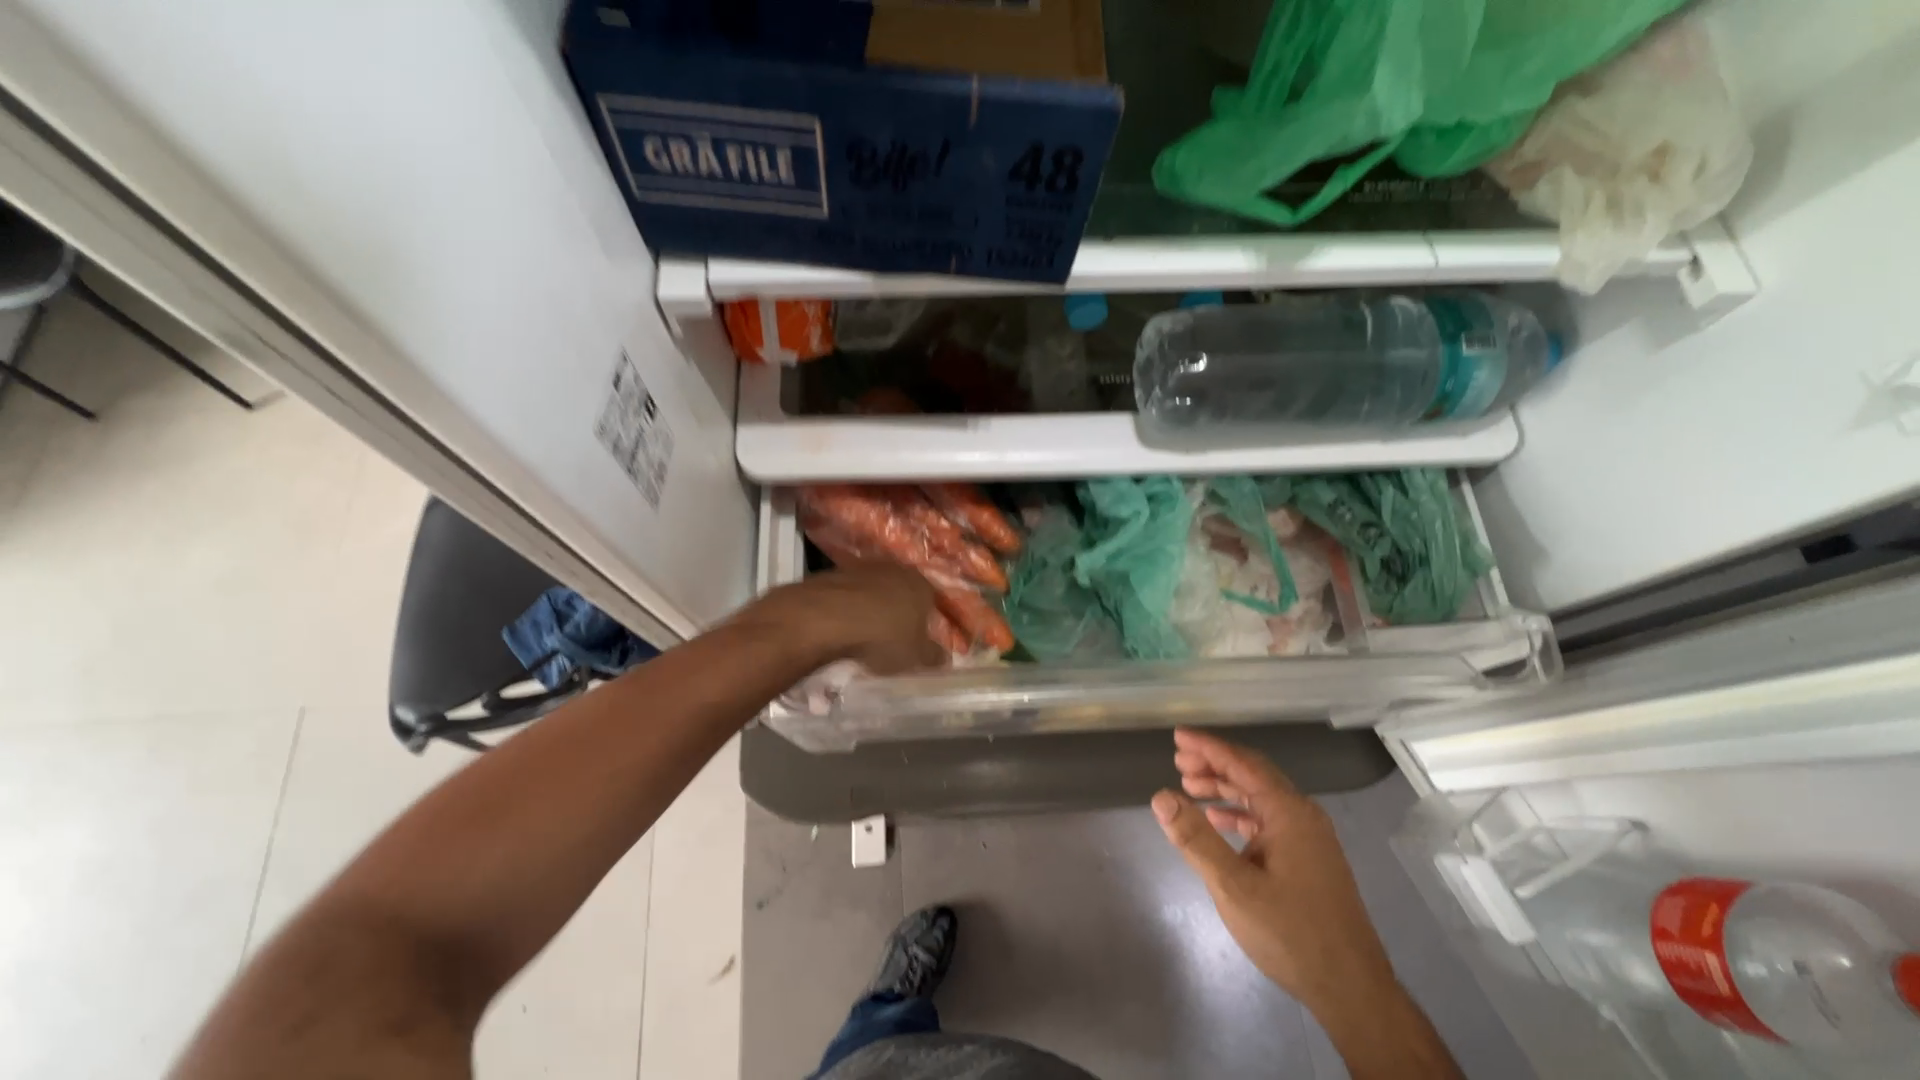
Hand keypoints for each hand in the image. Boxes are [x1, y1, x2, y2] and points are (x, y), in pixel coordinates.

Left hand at [755, 561, 945, 675]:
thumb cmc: (883, 637)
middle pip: (902, 593)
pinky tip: (841, 629)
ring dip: (871, 610)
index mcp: (921, 584)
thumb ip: (933, 656)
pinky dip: (847, 609)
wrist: (825, 618)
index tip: (921, 641)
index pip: (933, 601)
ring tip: (865, 635)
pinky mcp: (831, 574)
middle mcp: (894, 569)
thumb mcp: (915, 657)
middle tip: (894, 639)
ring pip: (873, 591)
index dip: (928, 622)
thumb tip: (944, 657)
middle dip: (899, 613)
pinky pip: (847, 596)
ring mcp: (860, 568)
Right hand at [1151, 729, 1397, 1019]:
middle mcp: (1303, 816)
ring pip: (1262, 799)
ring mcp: (1311, 839)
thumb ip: (1195, 838)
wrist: (1351, 986)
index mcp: (1289, 812)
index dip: (1208, 747)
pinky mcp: (1311, 860)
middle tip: (1177, 761)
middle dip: (1215, 765)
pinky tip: (1220, 822)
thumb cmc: (1290, 932)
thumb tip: (1161, 796)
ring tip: (1190, 788)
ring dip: (1226, 789)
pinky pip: (1270, 821)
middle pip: (1254, 776)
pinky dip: (1241, 814)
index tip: (1178, 736)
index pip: (1242, 764)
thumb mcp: (1233, 886)